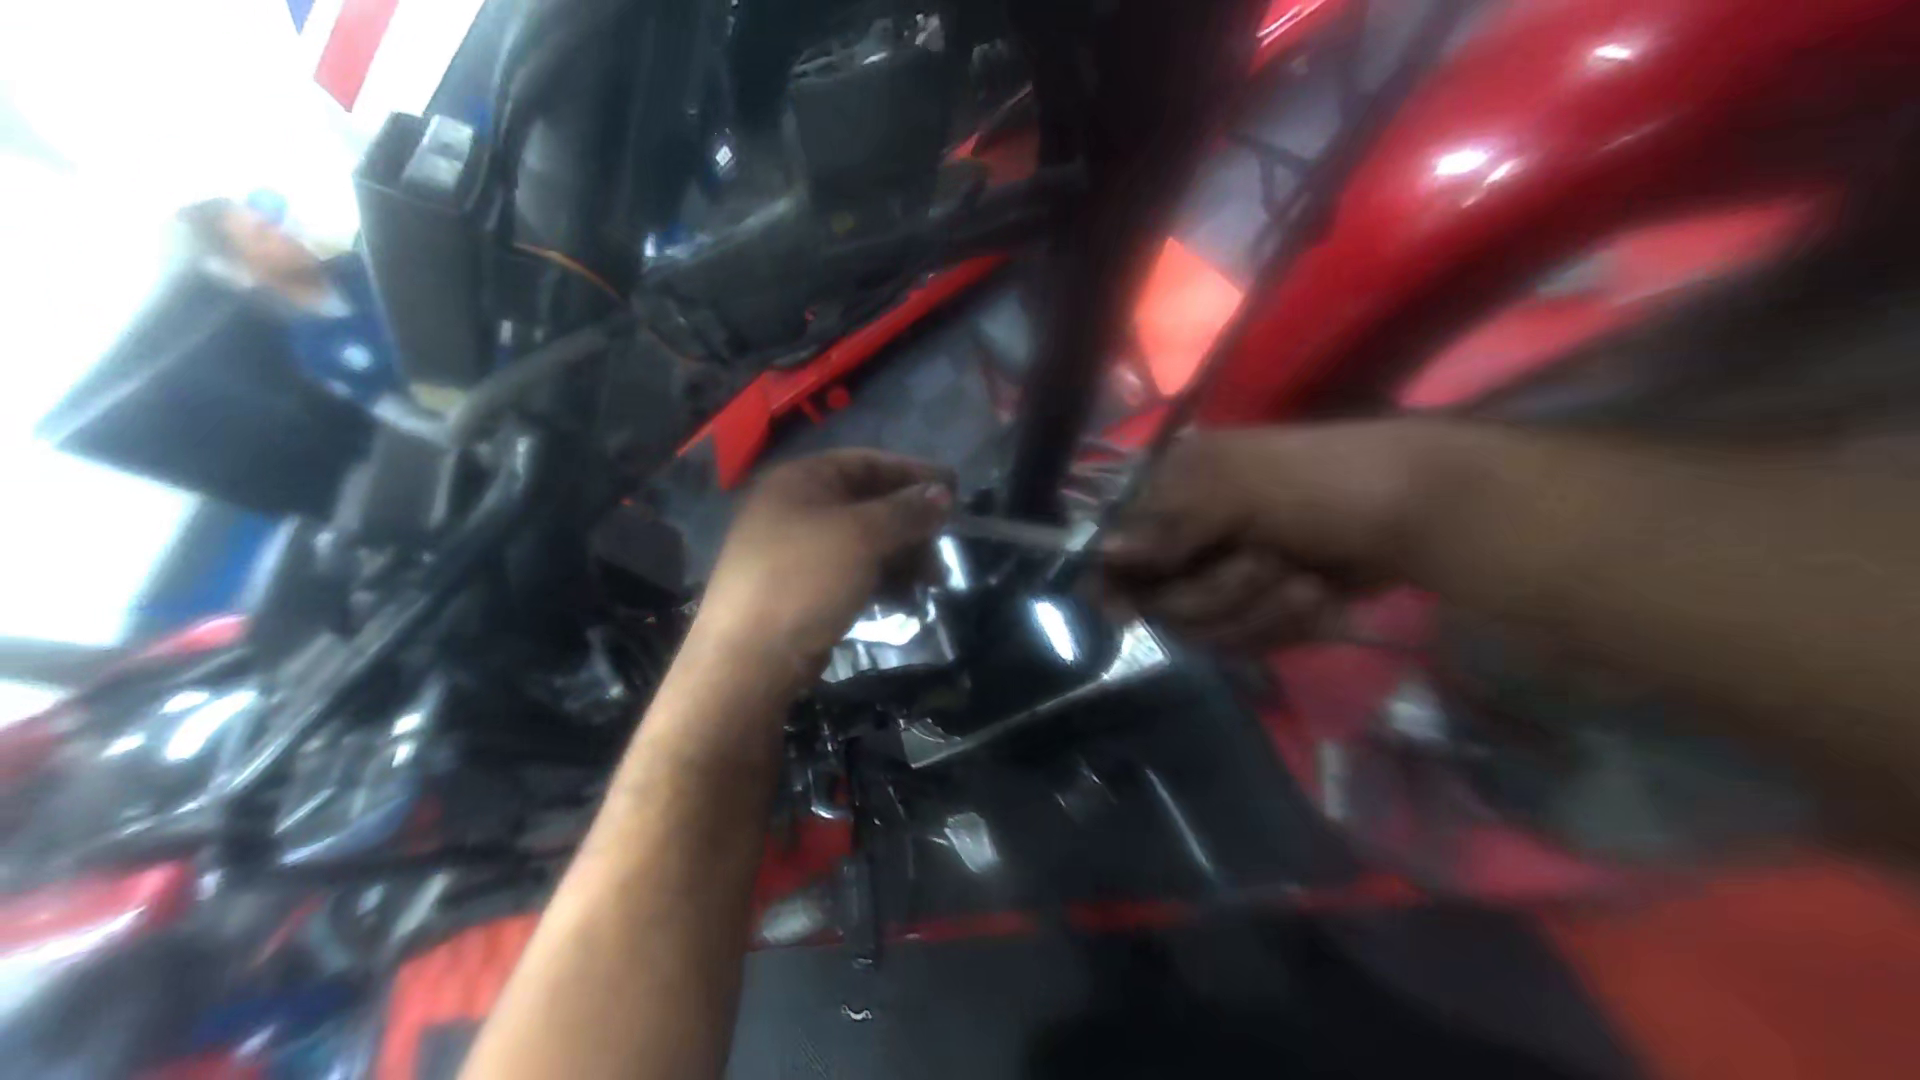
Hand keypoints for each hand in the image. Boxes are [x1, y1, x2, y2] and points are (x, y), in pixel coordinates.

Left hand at [696, 449, 951, 679]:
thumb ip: (907, 511)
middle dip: (911, 523)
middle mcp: (797, 507)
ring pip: (864, 541)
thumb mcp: (862, 537)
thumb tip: (945, 493)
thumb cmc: (805, 578)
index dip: (912, 473)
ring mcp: (798, 549)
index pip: (868, 462)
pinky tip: (906, 598)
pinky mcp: (804, 587)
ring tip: (932, 579)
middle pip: (868, 503)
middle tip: (945, 544)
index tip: (954, 489)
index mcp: (802, 480)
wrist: (749, 657)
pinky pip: (852, 570)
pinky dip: (882, 578)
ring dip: (902, 555)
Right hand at [1099, 423, 1429, 649]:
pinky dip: (1285, 626)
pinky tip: (1320, 598)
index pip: (1115, 551)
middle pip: (1159, 604)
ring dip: (1258, 610)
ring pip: (1204, 630)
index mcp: (1171, 497)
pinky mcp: (1260, 612)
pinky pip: (1245, 643)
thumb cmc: (1323, 482)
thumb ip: (1169, 522)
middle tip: (1263, 565)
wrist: (1422, 514)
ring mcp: (1224, 580)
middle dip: (1216, 594)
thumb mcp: (1239, 487)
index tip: (1120, 612)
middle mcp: (1188, 542)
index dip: (1114, 584)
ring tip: (1305, 581)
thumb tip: (1101, 552)